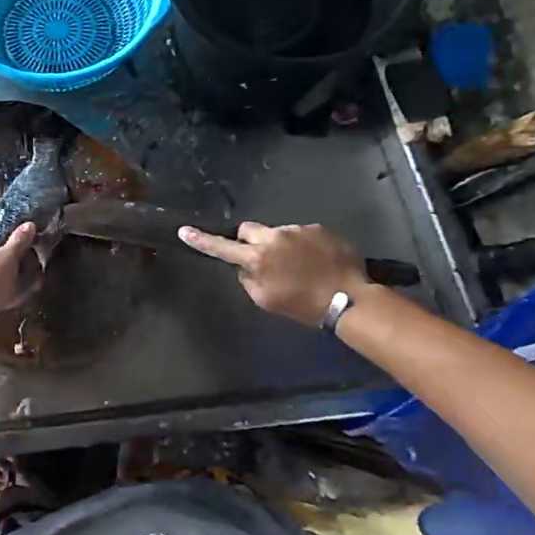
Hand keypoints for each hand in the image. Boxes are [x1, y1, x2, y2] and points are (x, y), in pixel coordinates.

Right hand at [178, 221, 371, 325]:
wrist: (350, 299)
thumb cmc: (303, 305)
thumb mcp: (266, 300)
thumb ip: (248, 280)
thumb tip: (245, 267)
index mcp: (256, 258)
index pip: (221, 247)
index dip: (201, 240)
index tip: (184, 231)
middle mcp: (273, 238)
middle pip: (248, 230)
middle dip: (249, 241)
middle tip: (262, 258)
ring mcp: (297, 230)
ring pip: (277, 232)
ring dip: (281, 245)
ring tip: (300, 265)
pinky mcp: (319, 229)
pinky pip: (301, 234)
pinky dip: (304, 245)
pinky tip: (316, 261)